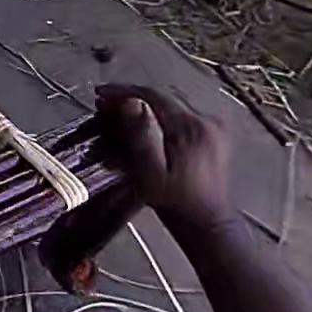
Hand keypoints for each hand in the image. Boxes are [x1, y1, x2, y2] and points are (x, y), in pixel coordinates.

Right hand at [97, 84, 231, 231]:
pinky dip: (156, 116)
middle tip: (103, 105)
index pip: (153, 96)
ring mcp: (212, 128)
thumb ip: (141, 134)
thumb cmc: (173, 198)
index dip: (123, 91)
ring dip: (141, 107)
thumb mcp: (149, 169)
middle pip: (162, 99)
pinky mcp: (211, 136)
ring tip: (116, 113)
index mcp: (191, 128)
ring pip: (169, 106)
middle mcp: (206, 122)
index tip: (99, 93)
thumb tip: (131, 103)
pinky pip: (178, 116)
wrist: (205, 220)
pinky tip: (140, 124)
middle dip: (130, 99)